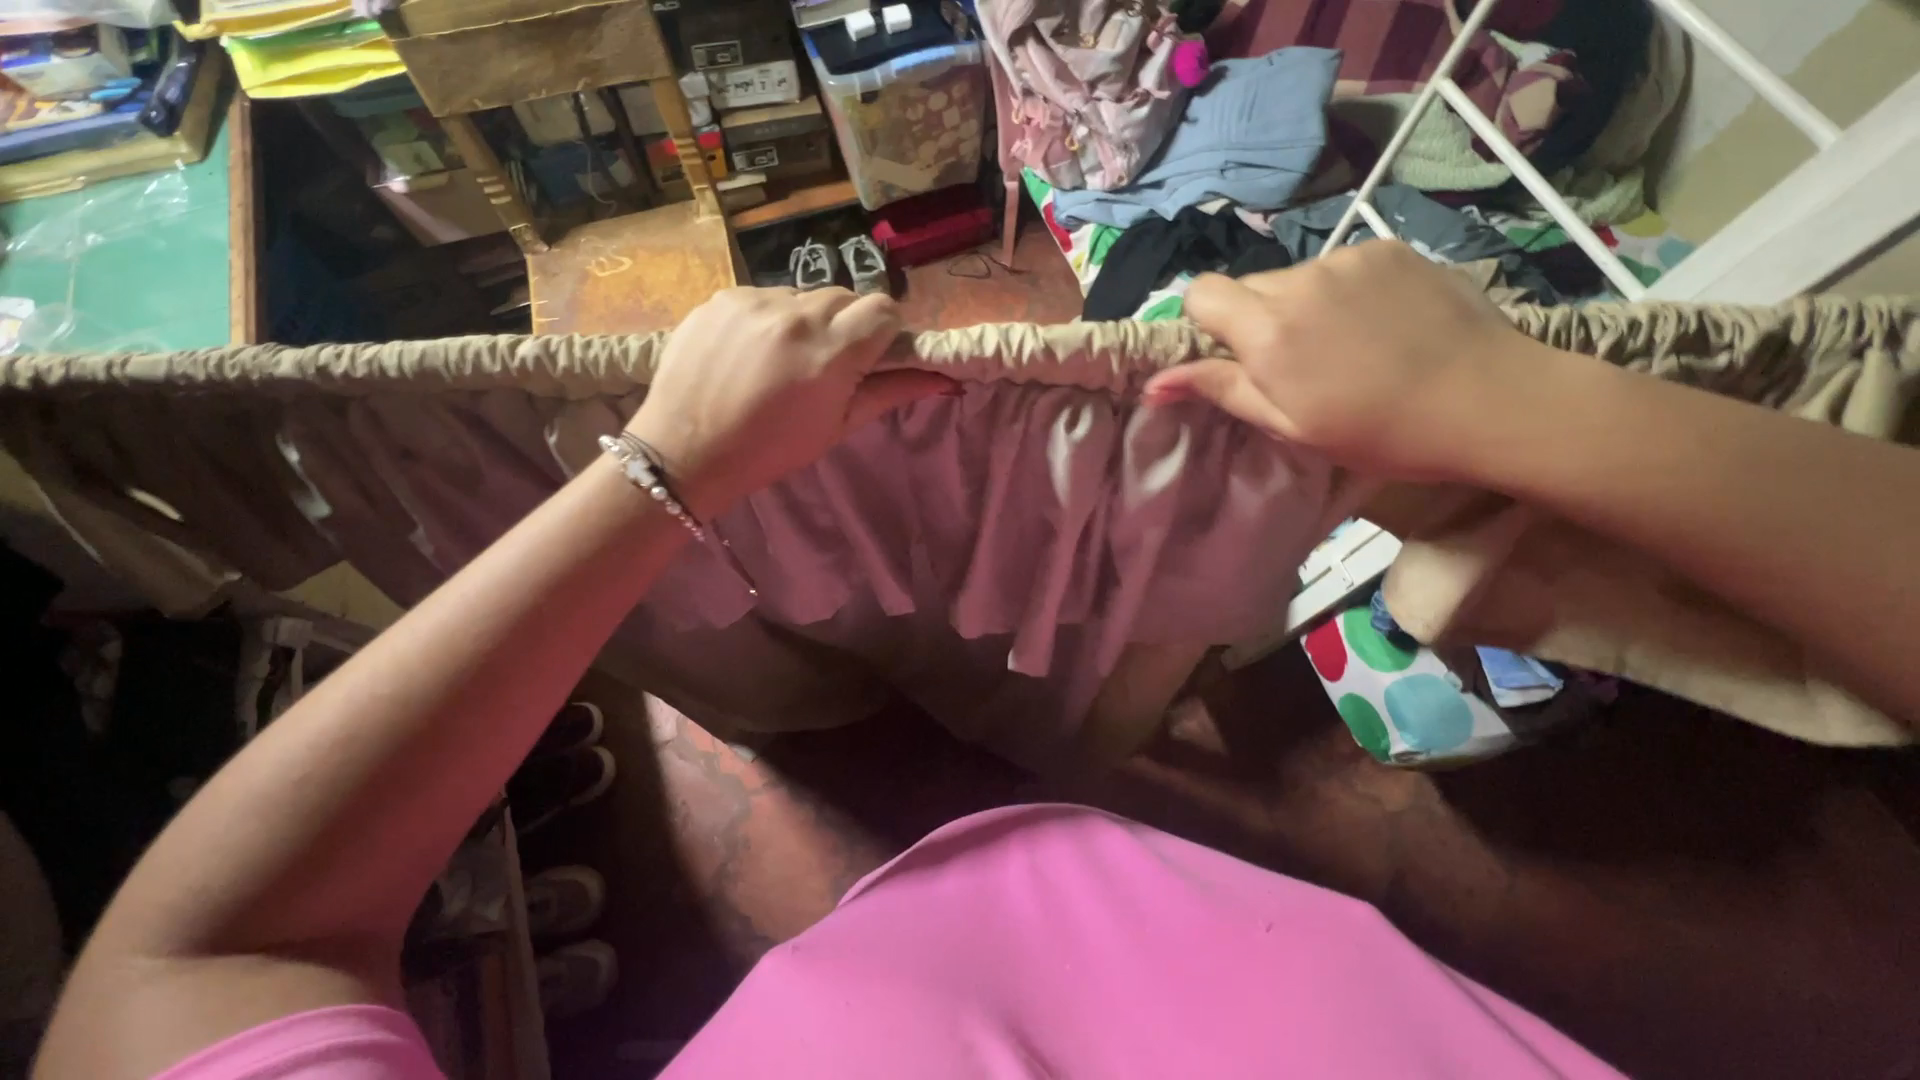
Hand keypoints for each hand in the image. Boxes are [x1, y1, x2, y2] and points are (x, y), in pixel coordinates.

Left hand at [627, 287, 954, 517]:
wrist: (685, 452)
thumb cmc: (771, 449)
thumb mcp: (837, 427)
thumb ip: (890, 392)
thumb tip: (945, 378)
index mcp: (832, 351)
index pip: (883, 309)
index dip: (884, 332)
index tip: (871, 357)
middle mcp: (797, 313)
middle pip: (845, 297)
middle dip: (846, 325)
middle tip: (826, 365)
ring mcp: (754, 300)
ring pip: (803, 296)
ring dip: (806, 320)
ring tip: (781, 361)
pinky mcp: (722, 296)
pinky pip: (764, 297)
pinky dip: (768, 319)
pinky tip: (749, 353)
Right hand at [1143, 240, 1553, 478]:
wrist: (1490, 401)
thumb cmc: (1379, 432)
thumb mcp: (1290, 426)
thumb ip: (1221, 390)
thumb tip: (1155, 382)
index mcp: (1269, 331)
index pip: (1200, 292)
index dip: (1206, 323)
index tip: (1234, 356)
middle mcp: (1300, 281)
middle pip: (1248, 285)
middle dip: (1257, 318)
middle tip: (1298, 363)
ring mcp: (1349, 259)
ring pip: (1296, 277)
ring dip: (1303, 305)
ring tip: (1350, 345)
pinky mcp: (1390, 248)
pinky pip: (1341, 266)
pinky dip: (1346, 291)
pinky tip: (1383, 323)